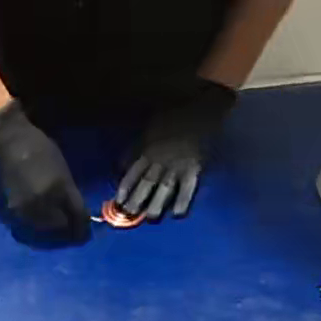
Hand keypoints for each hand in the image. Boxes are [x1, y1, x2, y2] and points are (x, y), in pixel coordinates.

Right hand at [0, 101, 88, 243]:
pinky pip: (30, 228)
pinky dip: (39, 230)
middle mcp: (43, 202)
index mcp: (59, 187)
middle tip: (75, 236)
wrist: (10, 146)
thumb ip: (69, 192)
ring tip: (60, 234)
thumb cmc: (40, 150)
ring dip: (54, 235)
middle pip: (60, 227)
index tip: (87, 233)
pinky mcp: (14, 213)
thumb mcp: (61, 167)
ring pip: (45, 231)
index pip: (76, 214)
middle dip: (69, 233)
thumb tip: (77, 212)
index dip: (83, 226)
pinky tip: (43, 227)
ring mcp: (27, 209)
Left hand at [113, 79, 237, 221]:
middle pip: (146, 184)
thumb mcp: (147, 131)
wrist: (203, 103)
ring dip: (156, 205)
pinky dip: (183, 201)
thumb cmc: (172, 118)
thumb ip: (133, 150)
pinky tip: (177, 214)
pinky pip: (188, 187)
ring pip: (164, 189)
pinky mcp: (195, 167)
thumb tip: (119, 168)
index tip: (118, 202)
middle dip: (137, 201)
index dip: (125, 189)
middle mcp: (161, 162)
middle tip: (131, 214)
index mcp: (148, 152)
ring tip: (151, 217)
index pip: (132, 174)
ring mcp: (178, 165)